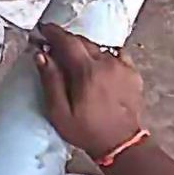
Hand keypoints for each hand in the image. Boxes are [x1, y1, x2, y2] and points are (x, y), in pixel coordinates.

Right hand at [35, 24, 145, 160]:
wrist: (122, 144)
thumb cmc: (86, 130)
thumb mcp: (59, 111)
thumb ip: (50, 81)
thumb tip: (41, 55)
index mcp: (87, 71)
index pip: (67, 41)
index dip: (53, 33)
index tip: (42, 30)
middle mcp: (106, 63)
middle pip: (82, 41)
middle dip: (65, 41)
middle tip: (52, 46)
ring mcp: (122, 67)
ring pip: (97, 48)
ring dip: (82, 49)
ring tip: (72, 59)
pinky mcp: (132, 73)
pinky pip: (114, 55)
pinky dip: (102, 56)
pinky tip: (96, 65)